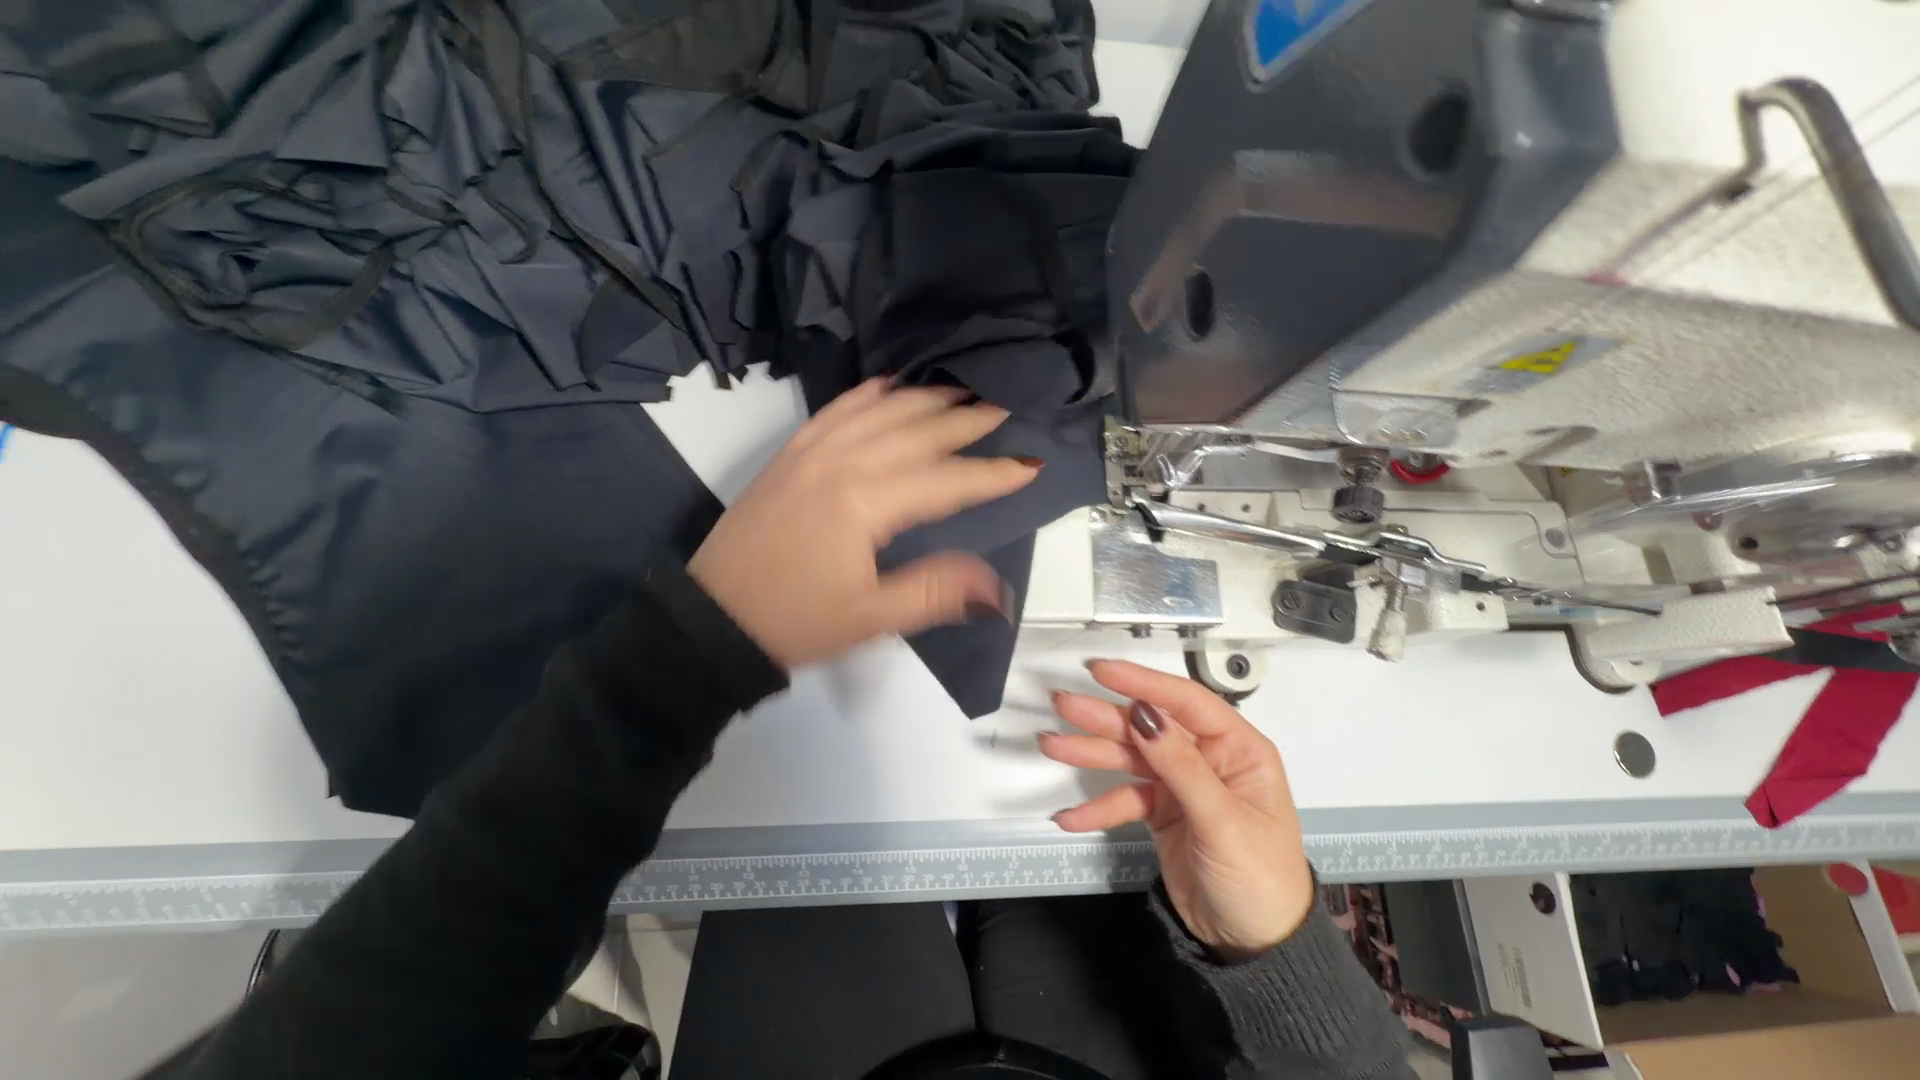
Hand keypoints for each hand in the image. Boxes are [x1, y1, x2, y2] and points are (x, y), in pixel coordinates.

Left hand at [687, 378, 1039, 669]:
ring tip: (961, 390)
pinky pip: (834, 410)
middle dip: (965, 420)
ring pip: (877, 412)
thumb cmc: (795, 622)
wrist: (713, 618)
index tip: (1030, 465)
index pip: (944, 479)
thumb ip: (935, 592)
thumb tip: (999, 589)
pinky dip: (866, 393)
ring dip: (922, 398)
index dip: (990, 474)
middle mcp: (840, 463)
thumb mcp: (870, 618)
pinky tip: (888, 383)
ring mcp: (810, 452)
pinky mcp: (789, 454)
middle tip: (1005, 406)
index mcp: (864, 502)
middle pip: (915, 431)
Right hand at [1041, 661, 1315, 961]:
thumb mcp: (1222, 820)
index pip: (1186, 703)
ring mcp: (1182, 785)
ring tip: (1051, 744)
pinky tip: (1071, 815)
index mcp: (1238, 749)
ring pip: (1131, 759)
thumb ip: (1181, 765)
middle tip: (1063, 703)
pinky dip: (1098, 808)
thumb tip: (1145, 715)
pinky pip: (1125, 799)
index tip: (1103, 671)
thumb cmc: (1261, 878)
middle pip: (1150, 727)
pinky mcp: (1162, 812)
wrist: (1255, 944)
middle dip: (1105, 717)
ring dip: (1091, 754)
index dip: (1142, 683)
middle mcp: (1208, 758)